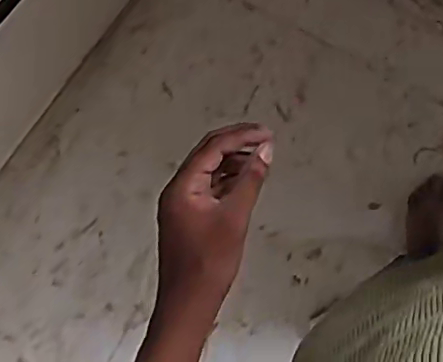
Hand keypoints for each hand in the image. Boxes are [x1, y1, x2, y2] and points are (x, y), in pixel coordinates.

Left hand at [155, 123, 272, 315]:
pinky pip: (210, 183)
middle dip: (237, 141)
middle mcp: (177, 190)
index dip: (242, 136)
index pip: (214, 147)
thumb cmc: (205, 268)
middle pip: (209, 152)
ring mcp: (181, 203)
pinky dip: (229, 176)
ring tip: (259, 156)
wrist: (188, 307)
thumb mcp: (235, 216)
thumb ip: (251, 178)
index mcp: (182, 187)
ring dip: (234, 158)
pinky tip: (246, 178)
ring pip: (210, 167)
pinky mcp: (189, 215)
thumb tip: (264, 151)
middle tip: (263, 137)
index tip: (264, 134)